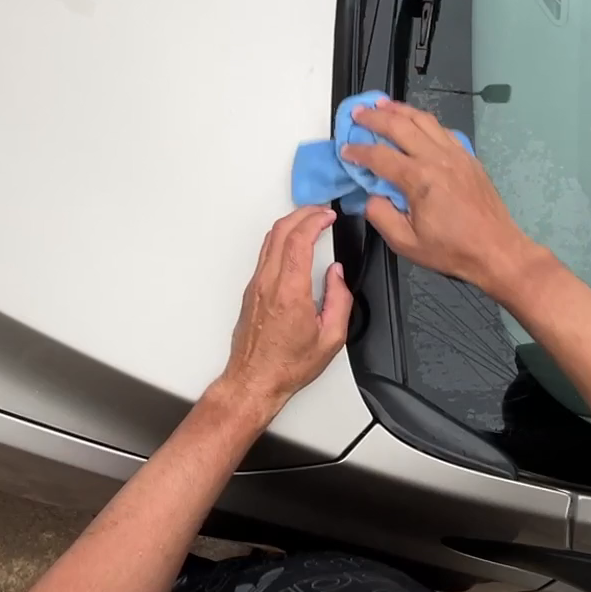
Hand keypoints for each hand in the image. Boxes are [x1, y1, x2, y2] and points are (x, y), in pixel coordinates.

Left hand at [213, 207, 352, 417]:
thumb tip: (337, 274)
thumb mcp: (331, 338)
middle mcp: (269, 283)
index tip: (329, 216)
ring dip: (290, 223)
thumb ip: (340, 300)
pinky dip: (281, 238)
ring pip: (269, 239)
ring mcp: (256, 284)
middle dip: (303, 214)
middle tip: (322, 212)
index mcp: (290, 292)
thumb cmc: (288, 365)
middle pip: (280, 231)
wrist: (254, 380)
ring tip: (311, 221)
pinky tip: (295, 242)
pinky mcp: (251, 289)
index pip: (298, 240)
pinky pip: (265, 253)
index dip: (315, 220)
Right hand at [342, 98, 554, 298]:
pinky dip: (424, 121)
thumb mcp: (405, 242)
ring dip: (399, 109)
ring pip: (423, 120)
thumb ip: (380, 215)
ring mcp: (456, 154)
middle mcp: (437, 159)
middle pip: (400, 125)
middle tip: (357, 114)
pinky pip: (442, 129)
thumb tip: (371, 196)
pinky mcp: (468, 156)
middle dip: (374, 117)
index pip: (379, 156)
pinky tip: (415, 122)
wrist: (496, 250)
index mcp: (419, 179)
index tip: (345, 150)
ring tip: (382, 104)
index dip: (358, 151)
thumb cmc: (452, 249)